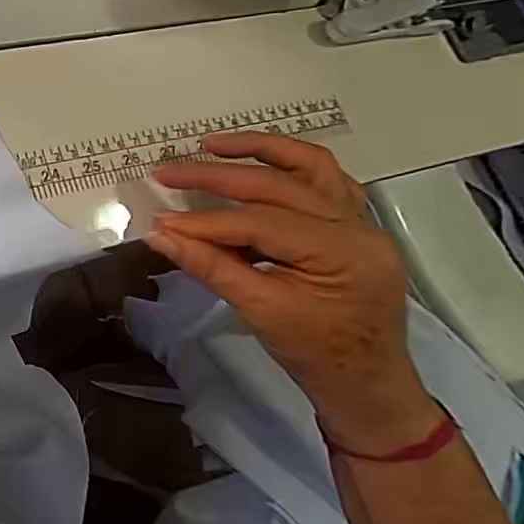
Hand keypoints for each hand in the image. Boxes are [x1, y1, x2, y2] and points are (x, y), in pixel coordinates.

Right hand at [144, 132, 443, 454]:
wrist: (364, 378)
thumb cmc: (313, 350)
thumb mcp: (257, 310)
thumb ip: (209, 265)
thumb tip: (160, 234)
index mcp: (343, 253)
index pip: (261, 222)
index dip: (205, 220)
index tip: (159, 220)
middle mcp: (358, 227)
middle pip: (280, 185)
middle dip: (218, 175)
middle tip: (166, 171)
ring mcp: (360, 222)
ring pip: (310, 167)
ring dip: (259, 150)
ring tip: (212, 145)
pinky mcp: (351, 224)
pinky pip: (321, 181)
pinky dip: (284, 166)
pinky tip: (253, 163)